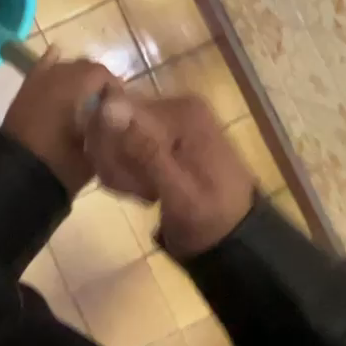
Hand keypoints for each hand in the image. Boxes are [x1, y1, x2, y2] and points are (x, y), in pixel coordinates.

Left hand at [0, 48, 117, 195]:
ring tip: (86, 97)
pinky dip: (51, 63)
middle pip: (83, 66)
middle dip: (97, 81)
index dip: (114, 86)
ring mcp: (37, 80)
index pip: (101, 73)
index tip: (121, 106)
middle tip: (106, 103)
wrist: (16, 173)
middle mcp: (55, 76)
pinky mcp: (25, 88)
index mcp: (73, 88)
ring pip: (64, 66)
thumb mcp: (93, 150)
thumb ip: (106, 127)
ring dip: (78, 76)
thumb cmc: (60, 165)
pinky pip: (41, 67)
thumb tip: (114, 114)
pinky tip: (58, 58)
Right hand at [86, 90, 255, 256]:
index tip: (122, 182)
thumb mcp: (178, 190)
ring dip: (118, 167)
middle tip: (134, 192)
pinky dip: (125, 168)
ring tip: (142, 193)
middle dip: (115, 159)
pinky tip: (141, 188)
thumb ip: (144, 149)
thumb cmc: (211, 218)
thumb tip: (108, 105)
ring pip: (113, 133)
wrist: (236, 240)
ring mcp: (168, 119)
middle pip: (113, 119)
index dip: (109, 146)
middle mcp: (173, 105)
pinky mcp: (162, 134)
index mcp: (182, 111)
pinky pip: (123, 141)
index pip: (116, 110)